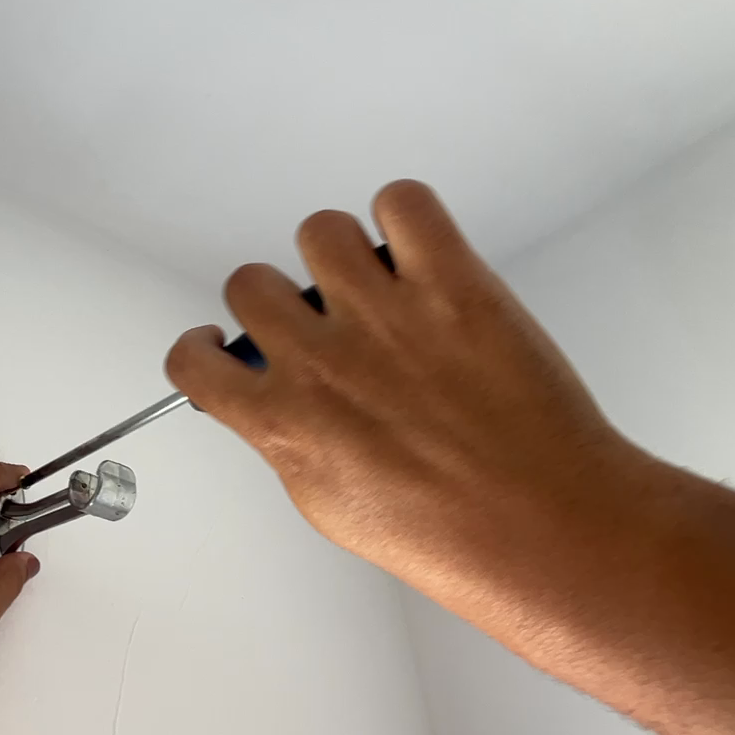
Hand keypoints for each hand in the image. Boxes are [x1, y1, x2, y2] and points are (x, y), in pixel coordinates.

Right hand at [165, 180, 656, 607]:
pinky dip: (400, 214)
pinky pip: (401, 203)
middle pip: (247, 281)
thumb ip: (284, 440)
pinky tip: (411, 250)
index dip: (199, 348)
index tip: (218, 345)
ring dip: (330, 253)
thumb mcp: (324, 502)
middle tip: (306, 317)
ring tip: (364, 281)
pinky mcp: (451, 286)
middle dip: (268, 298)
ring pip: (318, 231)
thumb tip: (273, 404)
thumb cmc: (441, 532)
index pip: (192, 361)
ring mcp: (383, 316)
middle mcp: (319, 360)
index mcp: (281, 420)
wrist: (542, 527)